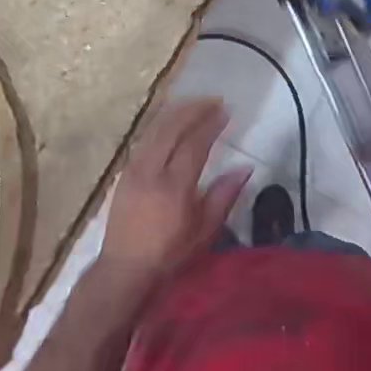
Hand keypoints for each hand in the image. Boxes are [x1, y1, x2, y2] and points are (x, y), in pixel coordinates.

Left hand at [100, 99, 250, 280]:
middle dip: (193, 110)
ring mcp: (133, 170)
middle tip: (213, 101)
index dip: (211, 125)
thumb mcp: (205, 228)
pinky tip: (171, 122)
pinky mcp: (124, 174)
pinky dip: (161, 125)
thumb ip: (225, 194)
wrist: (125, 269)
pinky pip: (145, 140)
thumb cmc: (170, 252)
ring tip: (194, 104)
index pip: (195, 144)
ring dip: (176, 113)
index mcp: (174, 186)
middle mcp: (151, 172)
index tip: (226, 111)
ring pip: (155, 130)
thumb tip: (245, 168)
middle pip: (171, 129)